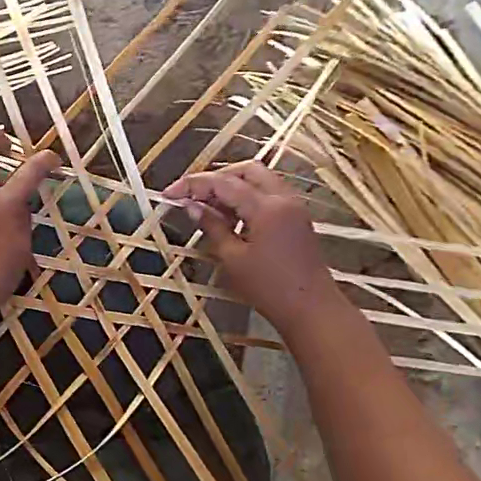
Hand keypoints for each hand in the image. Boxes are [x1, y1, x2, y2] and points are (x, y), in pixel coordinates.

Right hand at [163, 160, 346, 332]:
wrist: (312, 310)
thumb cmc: (269, 288)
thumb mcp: (233, 259)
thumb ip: (212, 227)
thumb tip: (192, 206)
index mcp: (266, 207)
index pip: (223, 183)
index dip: (192, 185)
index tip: (168, 194)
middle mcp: (283, 198)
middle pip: (246, 171)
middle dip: (215, 178)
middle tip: (191, 195)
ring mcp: (294, 206)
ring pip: (259, 180)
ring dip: (232, 187)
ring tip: (208, 208)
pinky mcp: (297, 217)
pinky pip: (268, 194)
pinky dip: (247, 197)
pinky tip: (231, 217)